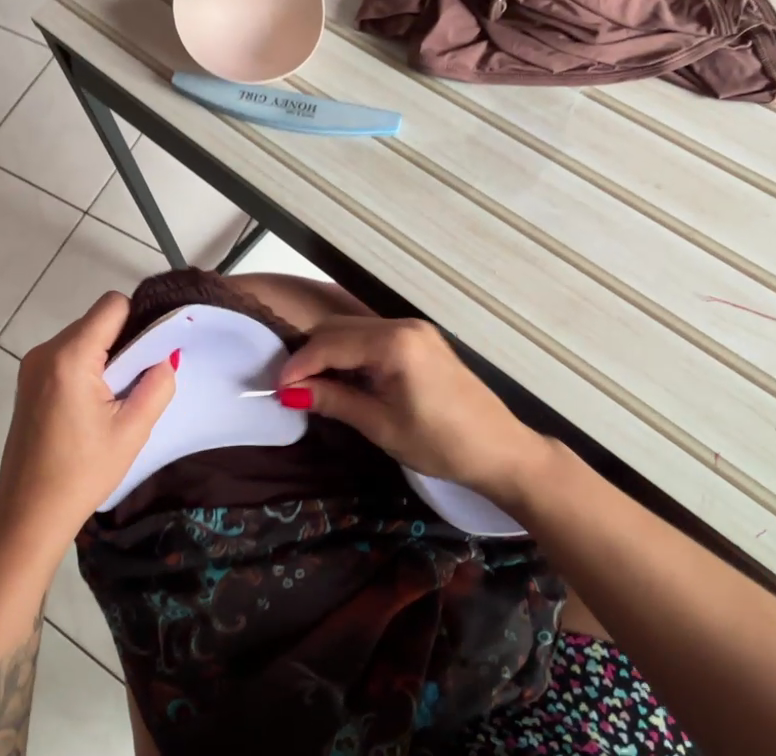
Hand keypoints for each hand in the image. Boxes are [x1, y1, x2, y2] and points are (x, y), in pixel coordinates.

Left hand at [0, 292, 174, 545]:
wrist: (30, 510)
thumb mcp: (132, 430)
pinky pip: (66, 357)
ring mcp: (31, 365)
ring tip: (113, 403)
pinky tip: (91, 408)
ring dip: (104, 359)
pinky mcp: (27, 381)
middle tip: (136, 386)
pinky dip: (85, 369)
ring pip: (82, 339)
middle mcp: (45, 351)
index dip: (138, 320)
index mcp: (70, 356)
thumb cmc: (83, 471)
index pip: (112, 305)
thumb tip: (166, 356)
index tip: (151, 354)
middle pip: (97, 321)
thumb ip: (157, 385)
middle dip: (122, 344)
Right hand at [278, 317, 550, 505]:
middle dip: (309, 357)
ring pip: (352, 330)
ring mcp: (413, 330)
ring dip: (327, 355)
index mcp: (394, 342)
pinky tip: (342, 380)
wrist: (501, 451)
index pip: (329, 344)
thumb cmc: (442, 444)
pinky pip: (371, 337)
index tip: (275, 390)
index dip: (298, 366)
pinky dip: (349, 354)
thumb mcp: (380, 425)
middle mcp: (402, 325)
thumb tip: (288, 392)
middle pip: (337, 329)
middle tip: (290, 391)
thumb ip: (333, 400)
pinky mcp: (420, 340)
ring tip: (311, 388)